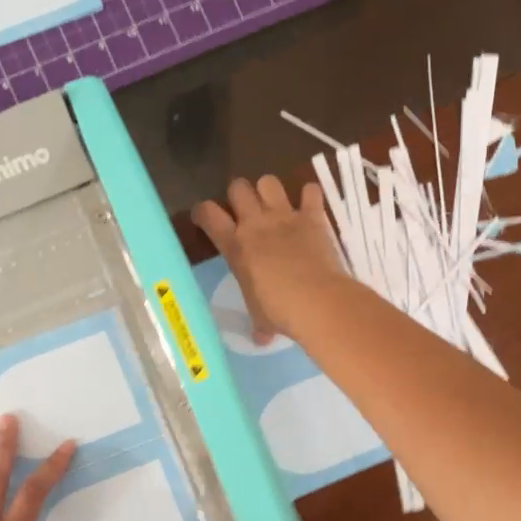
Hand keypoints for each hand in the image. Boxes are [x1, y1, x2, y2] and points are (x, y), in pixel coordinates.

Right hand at [192, 175, 345, 342]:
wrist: (316, 301)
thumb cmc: (280, 312)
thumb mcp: (261, 318)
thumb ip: (259, 324)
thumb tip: (261, 339)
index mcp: (235, 247)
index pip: (208, 214)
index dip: (204, 212)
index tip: (206, 217)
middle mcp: (256, 224)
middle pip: (238, 187)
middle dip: (240, 195)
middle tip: (247, 211)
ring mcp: (285, 216)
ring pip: (269, 181)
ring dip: (270, 190)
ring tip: (276, 205)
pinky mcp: (312, 217)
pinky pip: (311, 191)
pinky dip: (310, 196)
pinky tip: (310, 205)